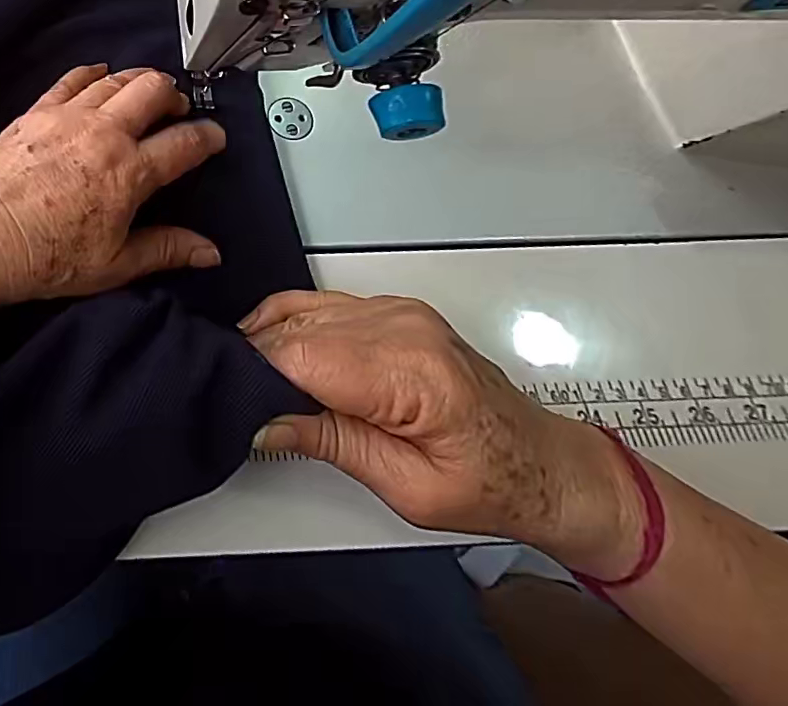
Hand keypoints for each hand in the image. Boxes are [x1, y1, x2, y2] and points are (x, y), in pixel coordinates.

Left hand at [0, 64, 226, 320]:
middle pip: (155, 90)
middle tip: (176, 112)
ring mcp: (68, 118)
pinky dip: (92, 73)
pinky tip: (99, 75)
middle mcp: (104, 134)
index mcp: (129, 173)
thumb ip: (164, 250)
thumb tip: (207, 252)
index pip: (185, 142)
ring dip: (139, 81)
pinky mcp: (36, 112)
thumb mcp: (112, 265)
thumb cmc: (42, 257)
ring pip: (117, 79)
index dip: (208, 137)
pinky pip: (72, 79)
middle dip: (174, 97)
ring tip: (145, 94)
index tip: (212, 138)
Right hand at [241, 290, 645, 578]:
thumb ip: (327, 443)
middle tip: (244, 400)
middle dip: (258, 364)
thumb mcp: (405, 486)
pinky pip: (315, 302)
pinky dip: (285, 321)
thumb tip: (261, 423)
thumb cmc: (493, 483)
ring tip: (256, 380)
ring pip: (297, 313)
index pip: (301, 356)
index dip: (259, 378)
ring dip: (268, 344)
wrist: (546, 464)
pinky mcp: (387, 309)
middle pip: (294, 331)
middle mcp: (403, 329)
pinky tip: (268, 341)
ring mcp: (395, 312)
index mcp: (413, 374)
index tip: (241, 404)